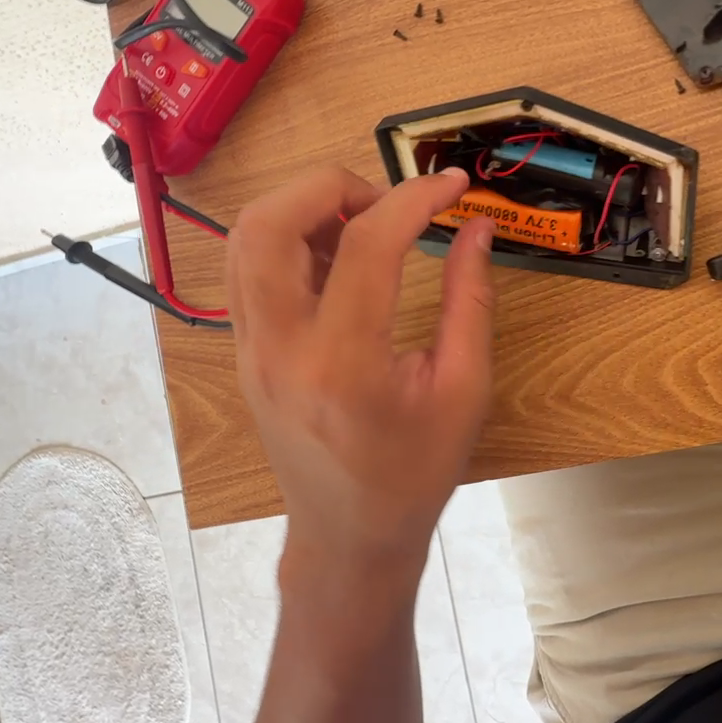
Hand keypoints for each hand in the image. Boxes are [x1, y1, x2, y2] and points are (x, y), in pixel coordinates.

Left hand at [226, 166, 494, 581]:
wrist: (348, 536)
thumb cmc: (416, 472)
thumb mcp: (464, 388)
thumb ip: (471, 299)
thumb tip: (476, 227)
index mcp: (344, 362)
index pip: (366, 244)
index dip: (414, 198)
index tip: (453, 185)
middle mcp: (280, 347)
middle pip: (270, 222)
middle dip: (334, 186)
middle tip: (390, 204)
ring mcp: (250, 349)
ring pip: (246, 238)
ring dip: (306, 207)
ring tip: (366, 224)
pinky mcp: (245, 352)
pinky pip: (250, 267)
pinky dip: (292, 237)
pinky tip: (340, 256)